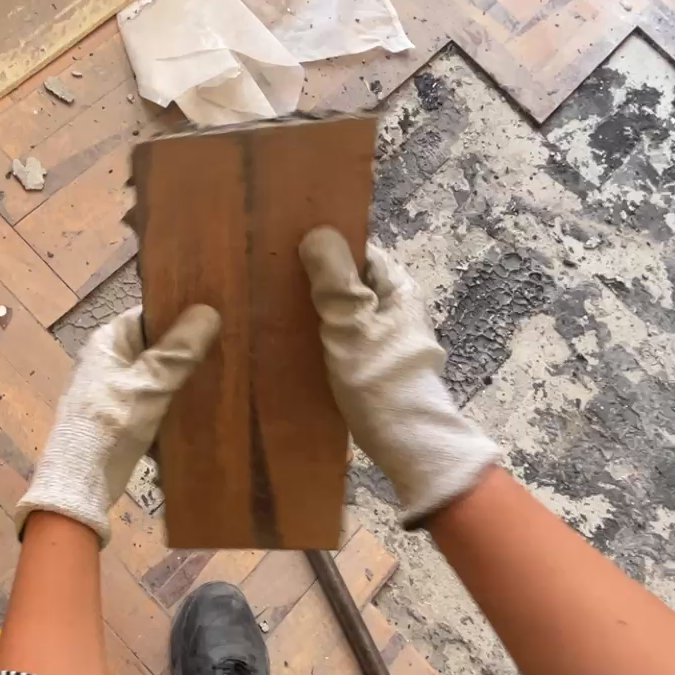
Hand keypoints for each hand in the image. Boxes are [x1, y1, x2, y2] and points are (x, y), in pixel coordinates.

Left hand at [14, 305, 220, 543]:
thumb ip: (179, 351)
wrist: (81, 481)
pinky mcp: (117, 418)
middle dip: (186, 353)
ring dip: (181, 384)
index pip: (149, 314)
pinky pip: (151, 404)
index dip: (181, 314)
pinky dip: (169, 409)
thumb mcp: (150, 384)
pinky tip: (198, 414)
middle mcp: (106, 360)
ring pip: (155, 378)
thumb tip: (208, 311)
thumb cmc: (111, 423)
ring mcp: (110, 390)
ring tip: (222, 380)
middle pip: (154, 347)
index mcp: (108, 341)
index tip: (217, 316)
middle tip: (228, 351)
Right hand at [300, 227, 500, 526]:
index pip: (358, 252)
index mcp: (397, 288)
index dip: (325, 249)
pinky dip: (319, 336)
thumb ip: (335, 281)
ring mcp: (384, 336)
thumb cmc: (378, 377)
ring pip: (343, 311)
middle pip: (349, 281)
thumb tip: (318, 234)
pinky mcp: (371, 362)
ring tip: (272, 311)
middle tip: (271, 284)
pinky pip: (340, 337)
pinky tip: (292, 344)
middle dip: (315, 281)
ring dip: (313, 311)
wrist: (404, 440)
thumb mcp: (350, 324)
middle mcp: (395, 306)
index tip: (286, 253)